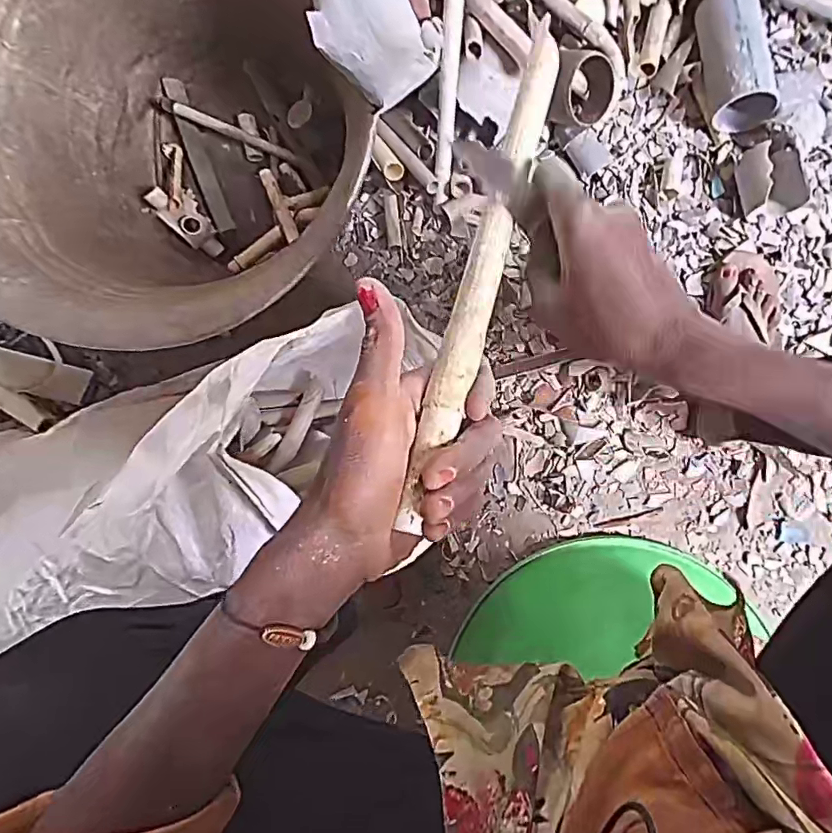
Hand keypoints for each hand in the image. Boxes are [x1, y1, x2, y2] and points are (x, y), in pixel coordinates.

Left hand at [240, 279, 501, 624]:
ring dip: (454, 495)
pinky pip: (475, 500)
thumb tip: (370, 289)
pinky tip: (426, 519)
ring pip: (483, 470)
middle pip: (485, 431)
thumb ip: (384, 347)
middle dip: (461, 462)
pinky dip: (452, 516)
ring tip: (423, 503)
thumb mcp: (370, 402)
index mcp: (419, 398)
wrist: (346, 543)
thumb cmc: (350, 477)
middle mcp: (434, 429)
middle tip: (429, 476)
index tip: (471, 413)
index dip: (479, 398)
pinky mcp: (446, 498)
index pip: (471, 379)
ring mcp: (441, 465)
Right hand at [523, 163, 704, 380]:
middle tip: (544, 267)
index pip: (547, 176)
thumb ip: (533, 268)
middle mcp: (609, 213)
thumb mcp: (549, 306)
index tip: (516, 202)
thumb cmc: (617, 328)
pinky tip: (594, 292)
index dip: (525, 188)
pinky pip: (607, 239)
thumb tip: (533, 253)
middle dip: (550, 233)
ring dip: (574, 248)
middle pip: (566, 207)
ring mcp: (630, 226)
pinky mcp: (643, 242)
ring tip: (574, 289)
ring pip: (587, 225)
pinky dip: (595, 257)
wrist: (667, 342)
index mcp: (581, 221)